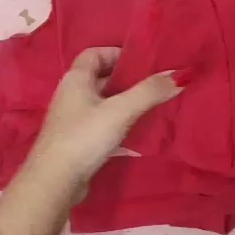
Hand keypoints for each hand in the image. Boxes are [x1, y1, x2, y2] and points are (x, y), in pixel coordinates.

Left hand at [21, 47, 183, 190]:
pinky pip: (100, 123)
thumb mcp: (121, 110)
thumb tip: (180, 74)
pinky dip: (117, 123)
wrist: (55, 182)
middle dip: (125, 79)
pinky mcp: (76, 141)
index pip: (94, 53)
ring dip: (123, 102)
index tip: (140, 62)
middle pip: (100, 77)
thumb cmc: (84, 136)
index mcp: (75, 79)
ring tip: (150, 106)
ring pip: (101, 102)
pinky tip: (135, 132)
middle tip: (152, 83)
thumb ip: (149, 92)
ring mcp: (71, 119)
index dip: (116, 53)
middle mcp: (70, 94)